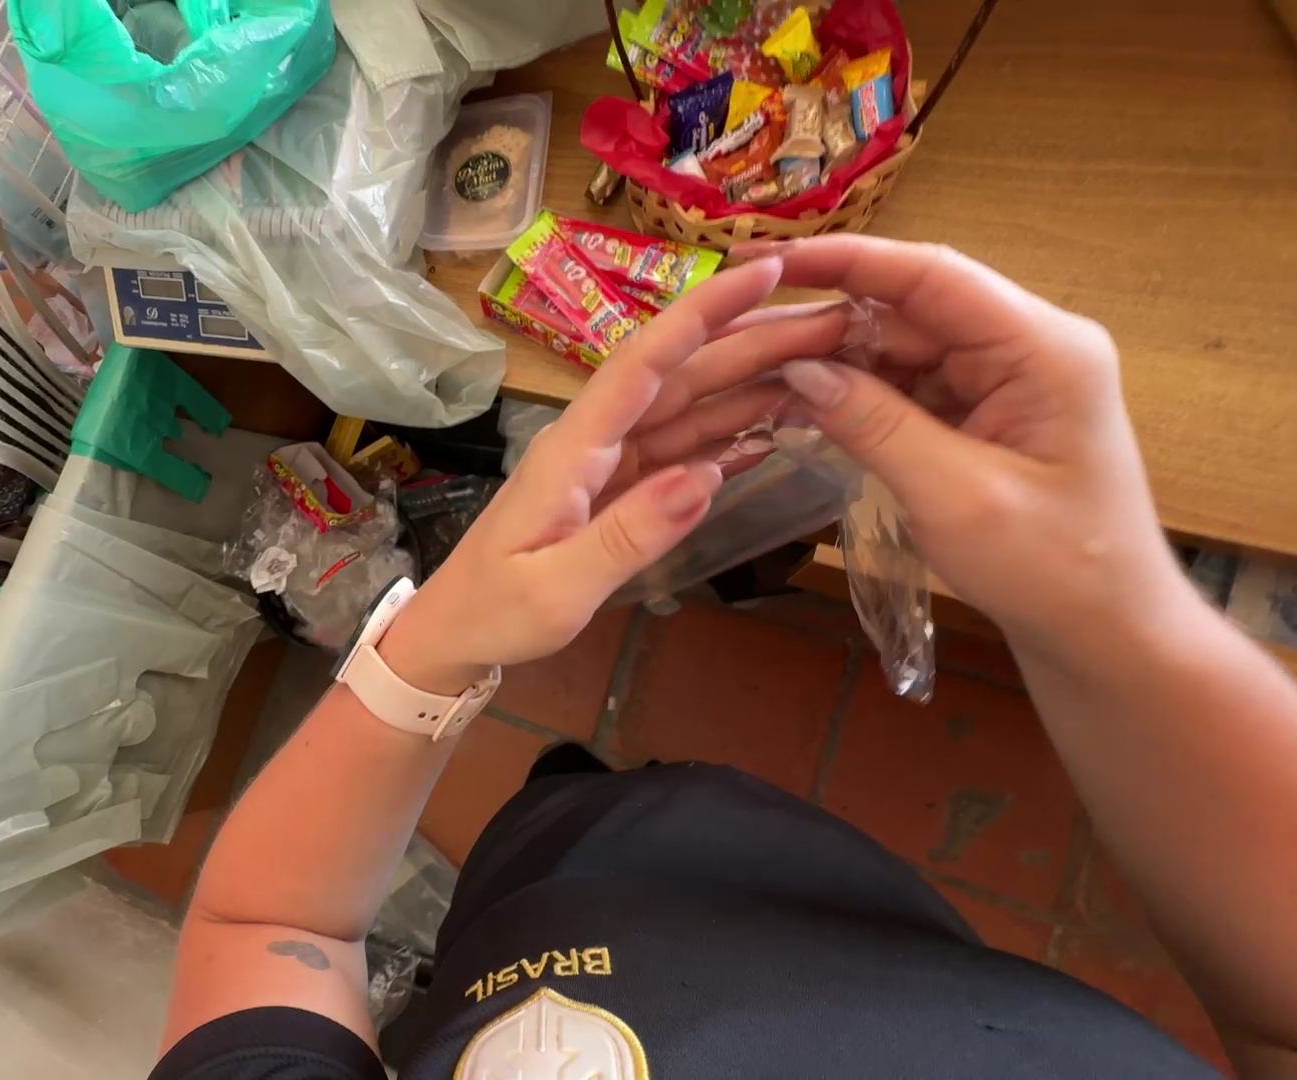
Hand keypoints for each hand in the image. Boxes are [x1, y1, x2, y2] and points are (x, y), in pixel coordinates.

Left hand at [380, 257, 849, 693]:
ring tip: (827, 365)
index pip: (639, 366)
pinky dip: (724, 442)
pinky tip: (773, 432)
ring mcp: (604, 469)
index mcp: (570, 453)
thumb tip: (703, 477)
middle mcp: (590, 446)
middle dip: (751, 345)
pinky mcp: (613, 494)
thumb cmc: (495, 611)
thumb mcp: (557, 587)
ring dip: (749, 388)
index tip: (765, 271)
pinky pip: (676, 457)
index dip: (700, 315)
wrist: (457, 631)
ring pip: (683, 413)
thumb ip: (626, 534)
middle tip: (839, 322)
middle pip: (675, 380)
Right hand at [739, 235, 1187, 653]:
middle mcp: (1015, 346)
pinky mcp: (967, 408)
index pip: (929, 278)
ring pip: (888, 347)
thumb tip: (797, 371)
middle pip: (900, 310)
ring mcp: (990, 378)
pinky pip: (891, 384)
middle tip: (733, 334)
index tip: (763, 260)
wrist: (1098, 621)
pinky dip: (840, 393)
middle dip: (816, 318)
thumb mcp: (954, 494)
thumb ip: (875, 425)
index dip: (843, 260)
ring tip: (746, 369)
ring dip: (821, 359)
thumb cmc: (1050, 563)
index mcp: (1038, 349)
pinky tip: (790, 400)